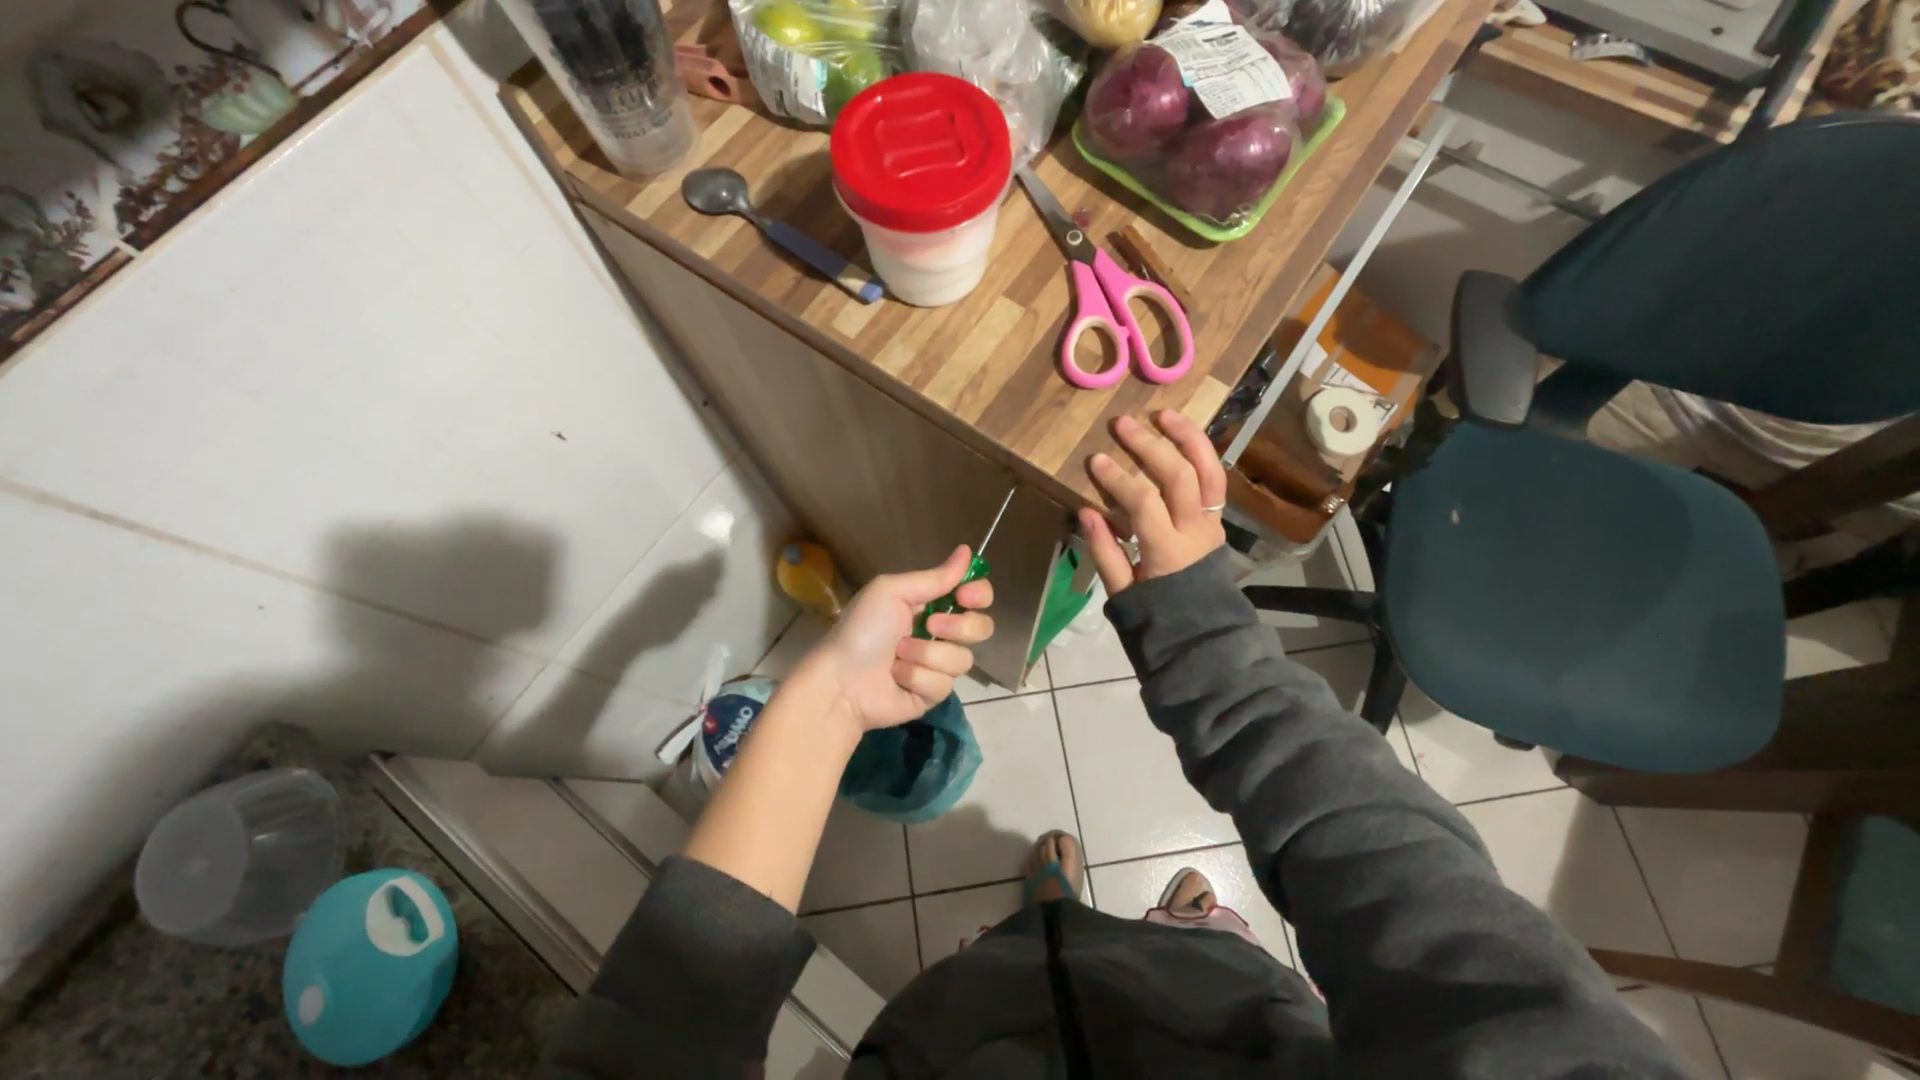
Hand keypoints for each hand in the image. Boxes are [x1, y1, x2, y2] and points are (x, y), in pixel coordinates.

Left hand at [791, 546, 995, 733]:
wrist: (841, 680)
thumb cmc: (862, 629)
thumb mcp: (891, 592)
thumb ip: (933, 577)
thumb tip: (968, 551)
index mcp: (931, 605)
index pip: (976, 596)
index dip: (979, 594)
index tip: (966, 595)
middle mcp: (940, 634)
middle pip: (981, 628)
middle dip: (959, 626)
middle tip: (932, 625)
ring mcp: (938, 665)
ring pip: (962, 659)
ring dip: (926, 654)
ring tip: (897, 655)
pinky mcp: (933, 693)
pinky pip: (945, 684)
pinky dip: (918, 677)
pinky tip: (897, 676)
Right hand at [1080, 410, 1227, 594]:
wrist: (1201, 630)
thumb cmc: (1156, 612)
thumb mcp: (1122, 591)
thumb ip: (1105, 550)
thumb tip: (1087, 510)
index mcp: (1168, 551)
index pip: (1144, 503)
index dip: (1118, 478)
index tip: (1095, 460)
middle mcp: (1196, 531)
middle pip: (1179, 476)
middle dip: (1150, 446)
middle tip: (1122, 425)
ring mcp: (1213, 521)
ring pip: (1209, 470)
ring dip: (1187, 438)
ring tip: (1163, 414)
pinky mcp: (1218, 517)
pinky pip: (1215, 478)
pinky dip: (1201, 452)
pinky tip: (1181, 433)